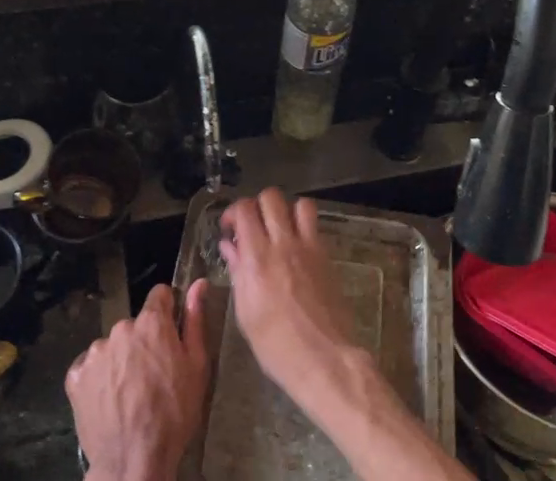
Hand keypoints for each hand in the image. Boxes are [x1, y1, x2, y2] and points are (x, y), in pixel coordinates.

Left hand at [66, 281, 210, 480]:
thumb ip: (195, 320)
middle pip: (135, 326)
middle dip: (143, 342)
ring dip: (120, 360)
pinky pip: (90, 367)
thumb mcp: (197, 367)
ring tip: (130, 392)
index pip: (160, 296)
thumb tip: (198, 284)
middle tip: (153, 375)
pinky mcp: (75, 376)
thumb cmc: (174, 413)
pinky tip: (109, 399)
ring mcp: (94, 352)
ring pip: (112, 346)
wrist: (133, 460)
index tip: (171, 334)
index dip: (168, 312)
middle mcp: (120, 328)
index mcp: (151, 323)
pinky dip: (99, 378)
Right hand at [219, 189, 368, 410]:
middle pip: (271, 197)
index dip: (234, 212)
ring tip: (278, 231)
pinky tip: (296, 247)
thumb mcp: (246, 313)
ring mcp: (308, 248)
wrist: (323, 358)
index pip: (245, 210)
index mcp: (257, 259)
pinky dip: (303, 226)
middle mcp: (283, 244)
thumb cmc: (276, 346)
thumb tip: (230, 247)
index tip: (231, 230)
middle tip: (253, 227)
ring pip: (299, 203)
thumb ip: (237, 273)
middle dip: (258, 205)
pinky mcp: (326, 256)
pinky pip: (314, 225)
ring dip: (285, 211)